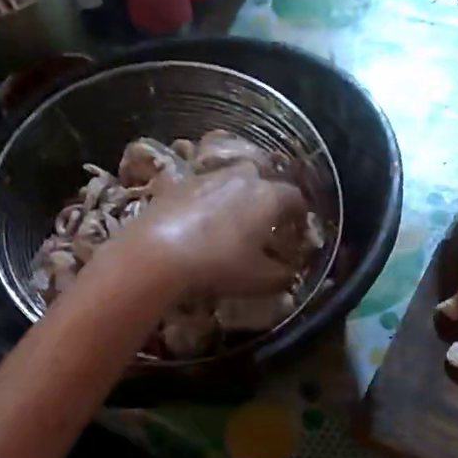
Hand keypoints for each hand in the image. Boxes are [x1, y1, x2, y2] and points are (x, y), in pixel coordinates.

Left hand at [105, 162, 310, 295]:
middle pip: (263, 182)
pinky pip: (202, 191)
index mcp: (269, 196)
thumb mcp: (260, 280)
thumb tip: (289, 272)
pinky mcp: (178, 184)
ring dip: (236, 200)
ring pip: (231, 182)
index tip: (296, 235)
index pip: (295, 198)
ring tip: (231, 225)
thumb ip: (282, 275)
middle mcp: (241, 177)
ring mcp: (207, 177)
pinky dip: (208, 204)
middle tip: (264, 227)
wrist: (158, 252)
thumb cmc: (220, 265)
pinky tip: (200, 225)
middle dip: (268, 202)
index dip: (299, 217)